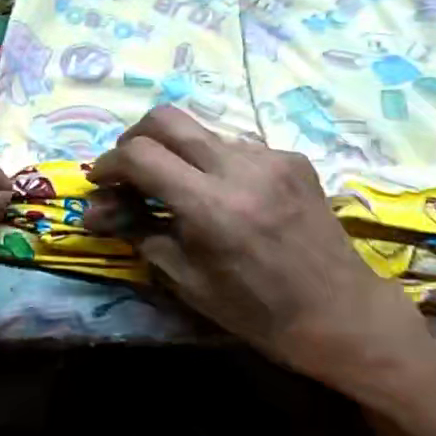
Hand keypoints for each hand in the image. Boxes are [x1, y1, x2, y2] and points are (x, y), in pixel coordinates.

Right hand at [84, 106, 435, 399]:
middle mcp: (241, 169)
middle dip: (133, 138)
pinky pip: (233, 145)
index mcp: (212, 207)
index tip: (99, 181)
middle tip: (127, 167)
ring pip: (199, 130)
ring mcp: (271, 158)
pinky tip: (221, 193)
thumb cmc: (257, 311)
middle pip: (165, 119)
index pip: (140, 155)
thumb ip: (137, 231)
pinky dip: (211, 162)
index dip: (109, 163)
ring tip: (175, 187)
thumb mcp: (185, 278)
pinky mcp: (292, 158)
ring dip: (174, 151)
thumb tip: (91, 210)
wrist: (344, 316)